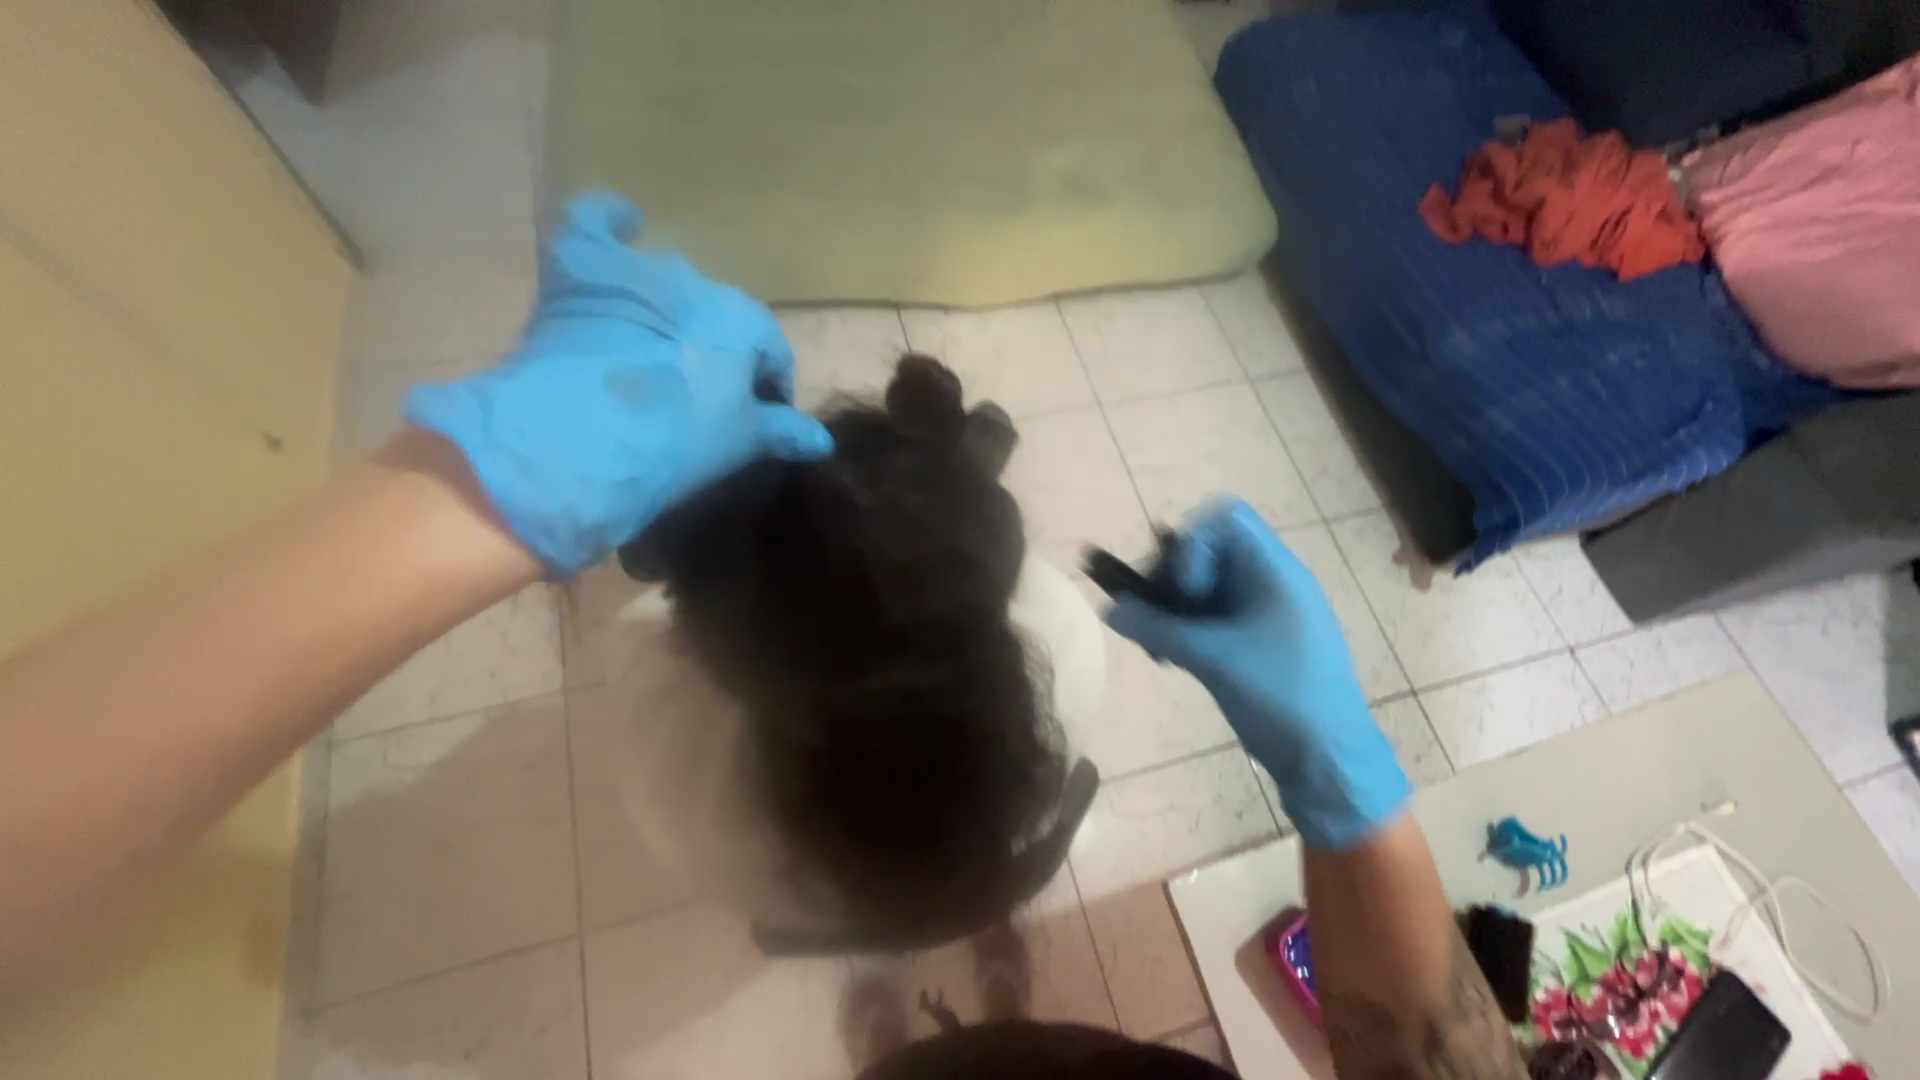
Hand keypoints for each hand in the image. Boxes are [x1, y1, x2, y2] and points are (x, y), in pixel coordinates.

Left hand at [403, 192, 832, 575]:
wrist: (583, 435)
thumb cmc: (678, 442)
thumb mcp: (740, 444)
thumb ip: (782, 432)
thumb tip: (821, 440)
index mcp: (748, 324)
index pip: (771, 355)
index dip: (767, 390)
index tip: (758, 421)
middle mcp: (702, 285)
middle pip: (721, 318)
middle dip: (719, 351)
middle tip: (700, 396)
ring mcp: (640, 270)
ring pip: (668, 280)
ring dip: (672, 307)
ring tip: (658, 346)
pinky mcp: (581, 267)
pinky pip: (595, 224)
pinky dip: (608, 219)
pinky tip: (622, 219)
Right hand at [1105, 499, 1409, 848]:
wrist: (1330, 761)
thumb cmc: (1281, 697)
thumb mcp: (1213, 659)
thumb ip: (1157, 629)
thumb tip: (1110, 608)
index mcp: (1275, 572)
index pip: (1224, 520)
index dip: (1193, 546)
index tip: (1185, 592)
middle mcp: (1270, 584)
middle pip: (1208, 552)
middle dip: (1171, 581)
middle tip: (1151, 619)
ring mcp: (1264, 615)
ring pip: (1205, 589)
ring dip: (1172, 611)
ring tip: (1156, 648)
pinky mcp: (1255, 644)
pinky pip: (1212, 619)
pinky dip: (1186, 631)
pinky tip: (1169, 659)